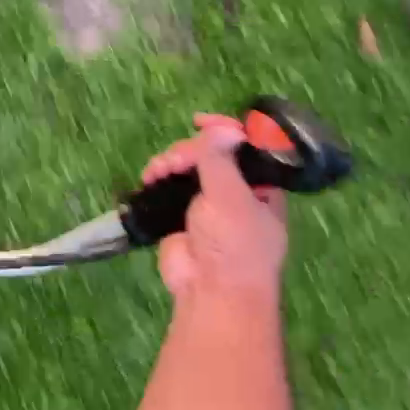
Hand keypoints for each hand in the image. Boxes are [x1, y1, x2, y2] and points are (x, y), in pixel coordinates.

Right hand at [140, 113, 287, 303]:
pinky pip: (168, 185)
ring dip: (168, 164)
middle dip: (186, 152)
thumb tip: (224, 127)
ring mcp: (207, 205)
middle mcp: (236, 194)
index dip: (225, 131)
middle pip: (209, 155)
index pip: (246, 150)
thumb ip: (221, 160)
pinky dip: (157, 178)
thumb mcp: (230, 197)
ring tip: (155, 173)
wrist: (211, 289)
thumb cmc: (234, 244)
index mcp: (260, 191)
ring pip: (186, 168)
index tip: (199, 120)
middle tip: (173, 163)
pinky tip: (148, 180)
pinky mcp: (181, 214)